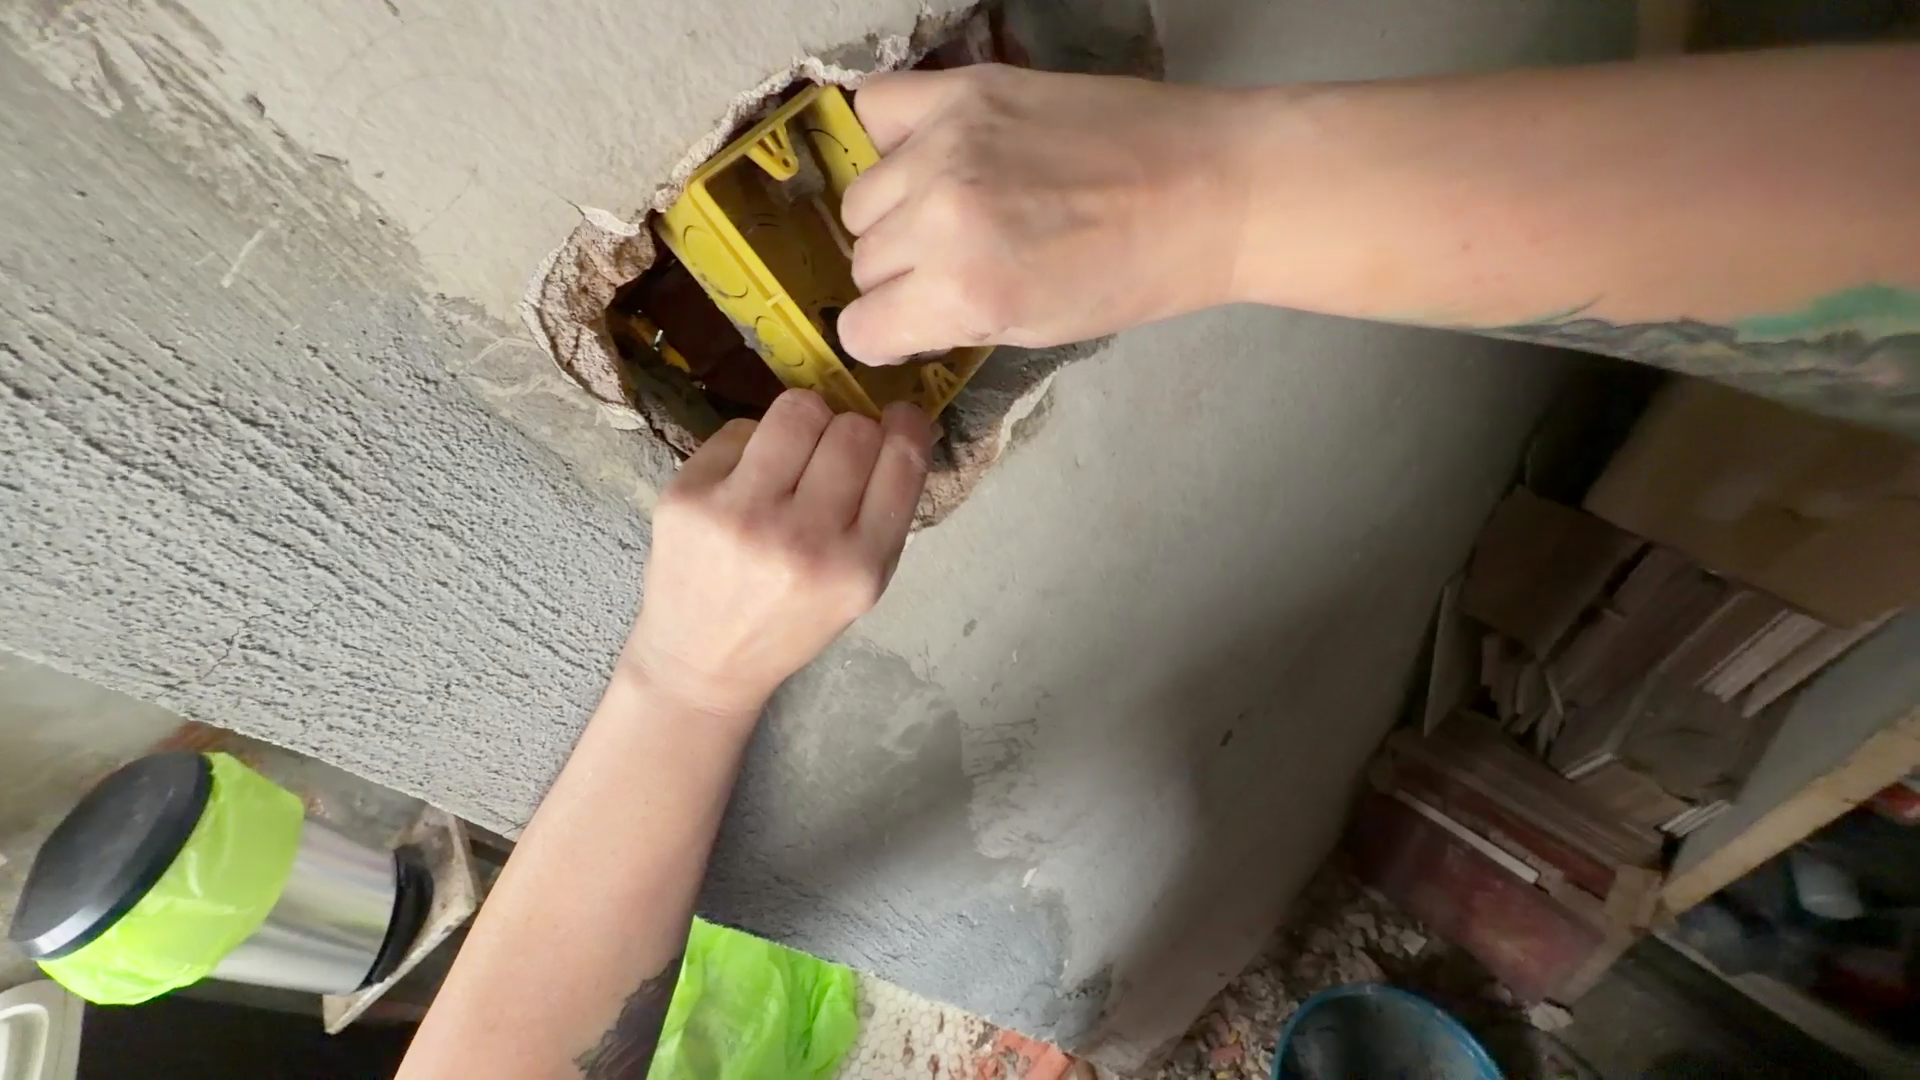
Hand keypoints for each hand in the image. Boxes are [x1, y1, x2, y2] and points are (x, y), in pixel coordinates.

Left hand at [620, 390, 933, 717]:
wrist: (703, 661)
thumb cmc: (795, 621)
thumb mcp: (862, 587)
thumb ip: (888, 513)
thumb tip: (906, 428)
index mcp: (857, 569)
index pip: (902, 463)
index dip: (908, 426)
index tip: (902, 417)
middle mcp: (803, 541)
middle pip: (853, 430)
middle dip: (855, 430)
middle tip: (838, 454)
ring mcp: (741, 515)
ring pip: (798, 410)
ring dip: (809, 420)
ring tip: (797, 448)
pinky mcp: (688, 496)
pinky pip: (742, 427)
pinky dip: (755, 443)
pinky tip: (748, 478)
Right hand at [836, 64, 1256, 363]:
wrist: (1207, 190)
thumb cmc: (1130, 279)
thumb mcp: (1032, 331)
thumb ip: (951, 321)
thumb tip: (898, 316)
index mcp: (965, 293)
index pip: (861, 329)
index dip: (886, 336)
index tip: (909, 327)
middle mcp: (940, 218)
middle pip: (862, 264)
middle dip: (898, 281)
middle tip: (950, 270)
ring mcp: (947, 145)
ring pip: (861, 201)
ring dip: (893, 219)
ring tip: (949, 213)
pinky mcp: (965, 89)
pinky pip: (875, 111)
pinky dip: (888, 141)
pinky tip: (929, 157)